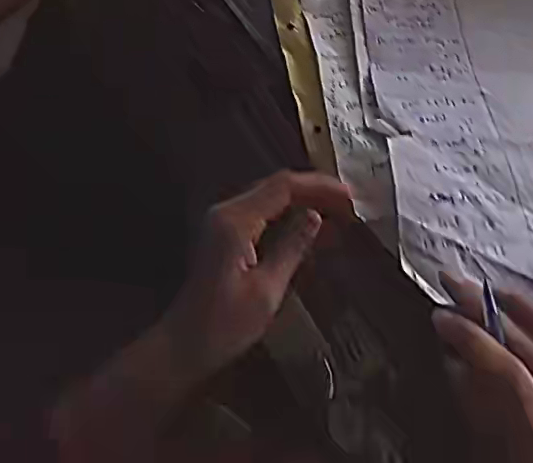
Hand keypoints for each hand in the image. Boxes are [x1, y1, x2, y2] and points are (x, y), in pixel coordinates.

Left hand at [162, 171, 354, 380]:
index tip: (348, 195)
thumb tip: (316, 217)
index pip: (282, 187)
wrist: (183, 346)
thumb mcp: (266, 291)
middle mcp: (227, 210)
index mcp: (235, 220)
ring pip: (271, 197)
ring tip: (338, 214)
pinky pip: (263, 212)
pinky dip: (289, 215)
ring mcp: (224, 219)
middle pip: (276, 186)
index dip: (318, 186)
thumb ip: (292, 248)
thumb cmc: (224, 326)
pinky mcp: (226, 232)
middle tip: (349, 204)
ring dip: (304, 201)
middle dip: (315, 191)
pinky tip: (312, 227)